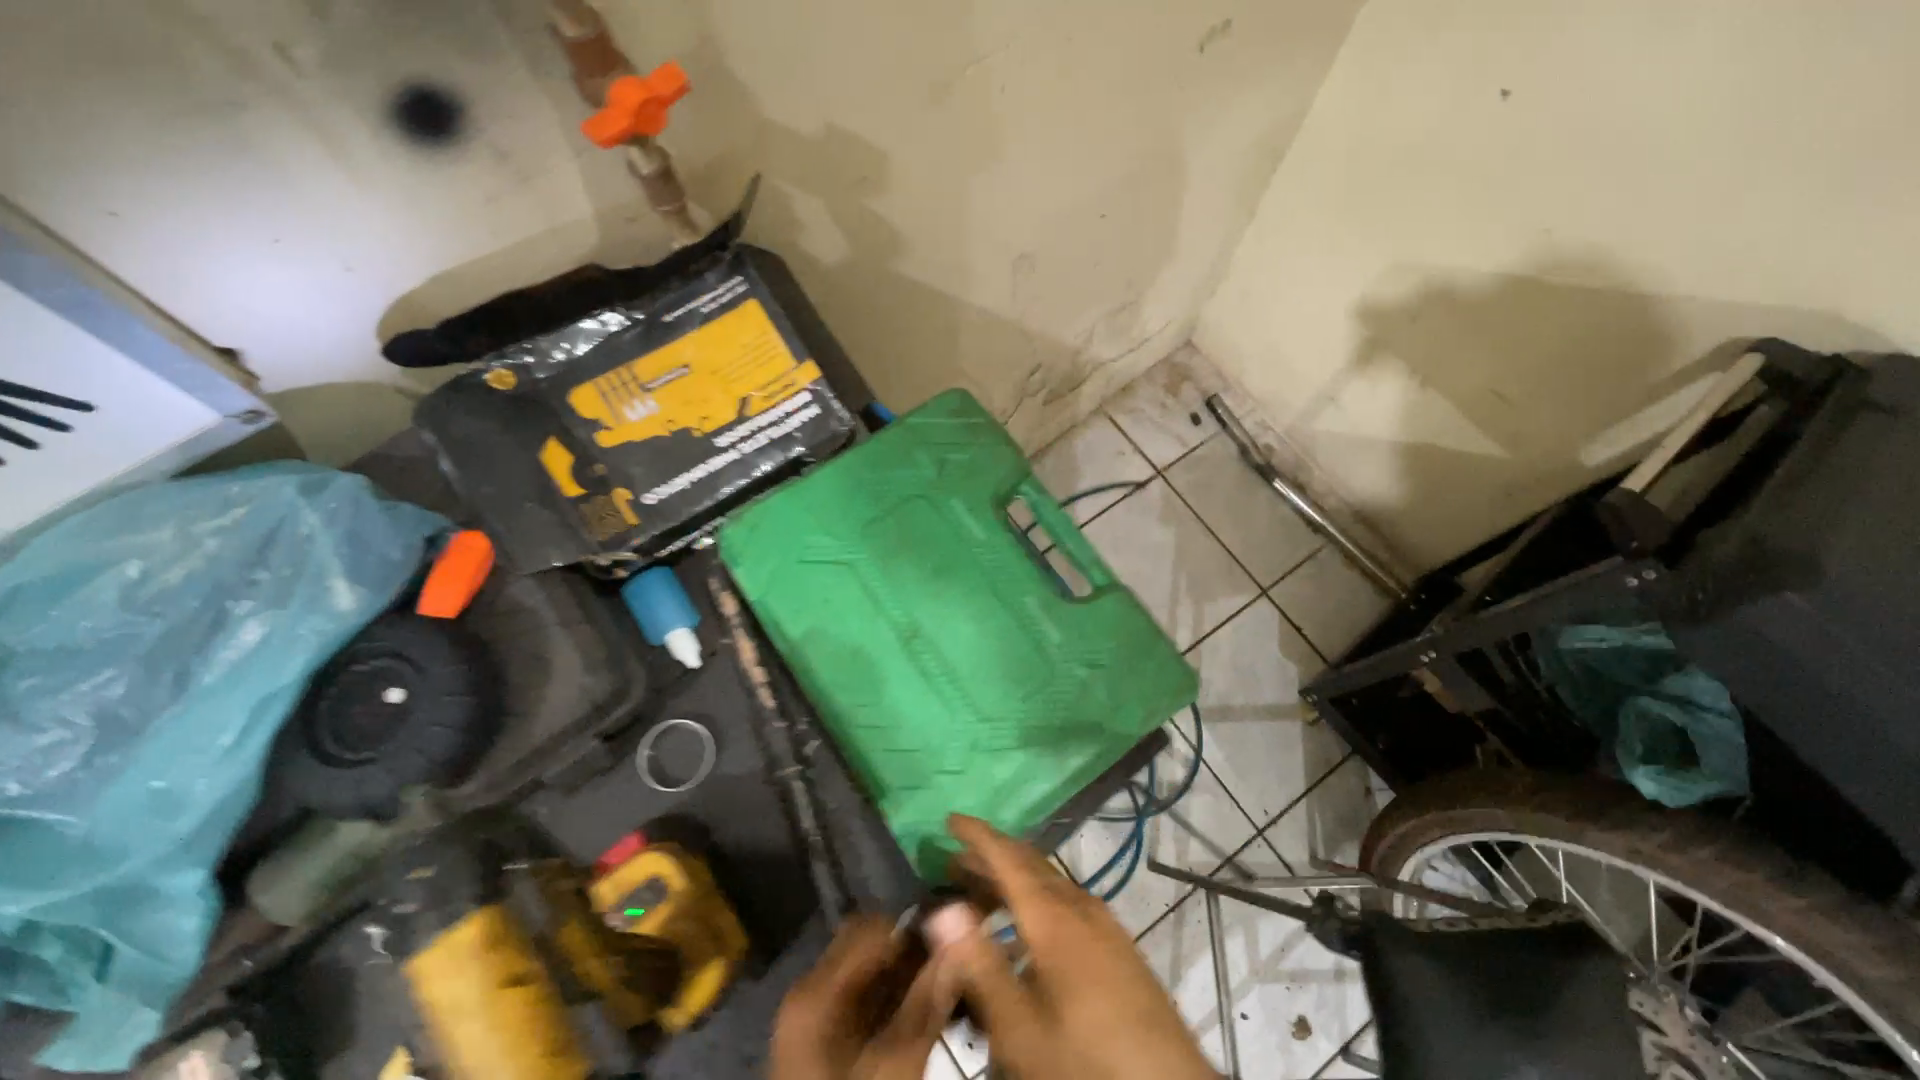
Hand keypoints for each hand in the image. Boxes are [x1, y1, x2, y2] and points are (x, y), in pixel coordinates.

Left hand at [772, 915, 955, 1079]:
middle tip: (959, 965)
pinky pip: (863, 1001)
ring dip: (908, 976)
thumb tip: (961, 946)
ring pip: (868, 974)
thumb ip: (927, 1002)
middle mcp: (809, 992)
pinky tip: (928, 1013)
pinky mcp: (822, 1040)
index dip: (916, 930)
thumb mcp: (896, 1065)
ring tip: (953, 987)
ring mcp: (813, 1017)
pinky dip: (894, 1000)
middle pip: (868, 948)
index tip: (959, 939)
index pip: (872, 929)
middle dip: (914, 953)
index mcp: (817, 991)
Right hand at [933, 815, 1217, 1079]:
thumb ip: (979, 965)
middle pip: (1033, 867)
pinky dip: (1038, 902)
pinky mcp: (1119, 949)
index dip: (979, 837)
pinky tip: (1028, 934)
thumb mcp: (1019, 1025)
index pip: (1010, 860)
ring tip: (983, 894)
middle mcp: (1082, 910)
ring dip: (1015, 882)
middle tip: (954, 860)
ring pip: (1053, 887)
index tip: (951, 820)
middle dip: (992, 858)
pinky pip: (1069, 905)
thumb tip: (943, 909)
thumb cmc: (1083, 1057)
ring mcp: (1106, 928)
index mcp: (1055, 919)